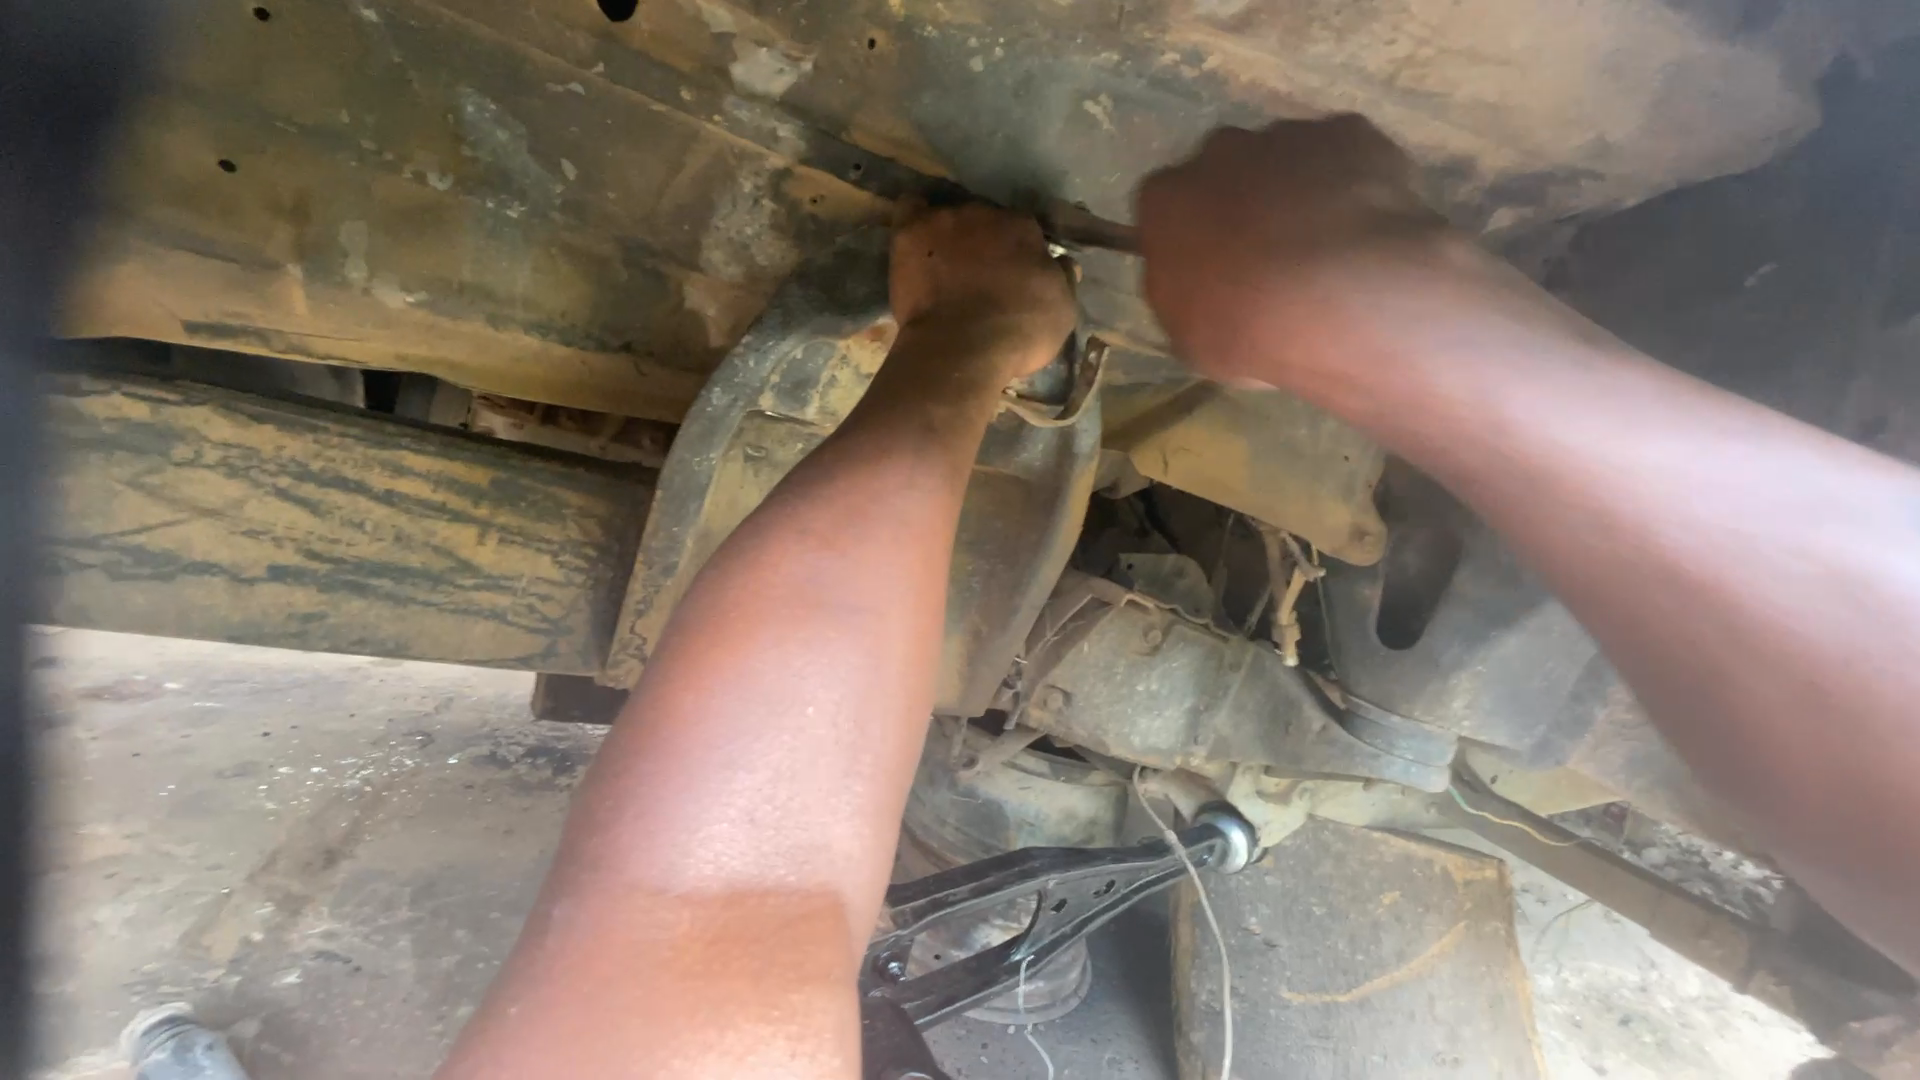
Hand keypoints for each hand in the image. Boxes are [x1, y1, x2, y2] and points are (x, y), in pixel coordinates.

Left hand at [889, 202, 1076, 381]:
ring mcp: (946, 220)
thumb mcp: (1062, 312)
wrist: (962, 348)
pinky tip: (916, 240)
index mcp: (1025, 229)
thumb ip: (1063, 281)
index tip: (1013, 279)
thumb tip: (1065, 264)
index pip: (1024, 233)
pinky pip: (910, 209)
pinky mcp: (910, 234)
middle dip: (984, 243)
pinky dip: (915, 221)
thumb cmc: (1018, 334)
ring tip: (945, 264)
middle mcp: (987, 213)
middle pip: (986, 221)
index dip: (1018, 256)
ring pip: (950, 216)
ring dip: (951, 235)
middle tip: (978, 277)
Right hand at [1136, 115, 1493, 388]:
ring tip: (1316, 246)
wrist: (1341, 296)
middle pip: (1219, 171)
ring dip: (1289, 193)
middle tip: (1259, 254)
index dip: (1184, 235)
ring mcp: (1285, 136)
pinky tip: (1356, 228)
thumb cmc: (1244, 325)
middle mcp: (1218, 152)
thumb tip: (1193, 278)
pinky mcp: (1348, 132)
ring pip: (1280, 159)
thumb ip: (1180, 291)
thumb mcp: (1187, 333)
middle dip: (1235, 204)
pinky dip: (1344, 183)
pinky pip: (1339, 156)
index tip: (1202, 264)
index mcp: (1166, 200)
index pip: (1162, 206)